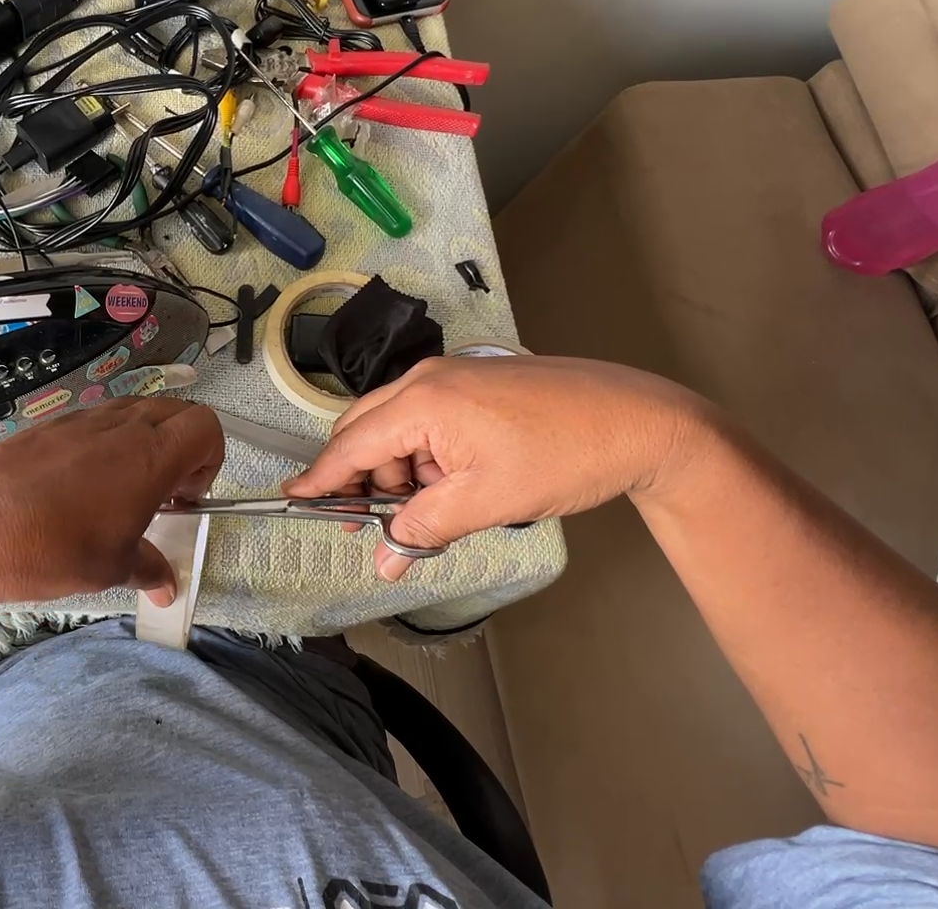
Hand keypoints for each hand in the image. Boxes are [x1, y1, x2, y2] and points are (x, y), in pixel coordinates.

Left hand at [0, 397, 225, 609]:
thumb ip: (149, 569)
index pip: (206, 426)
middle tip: (162, 494)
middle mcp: (121, 426)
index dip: (209, 459)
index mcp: (150, 455)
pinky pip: (94, 421)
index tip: (186, 498)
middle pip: (174, 412)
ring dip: (144, 442)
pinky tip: (78, 487)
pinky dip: (105, 443)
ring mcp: (81, 419)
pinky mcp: (48, 425)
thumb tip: (167, 588)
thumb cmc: (54, 550)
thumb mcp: (111, 568)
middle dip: (182, 447)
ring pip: (134, 412)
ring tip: (121, 491)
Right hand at [284, 356, 716, 579]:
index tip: (292, 498)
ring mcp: (451, 377)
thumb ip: (423, 529)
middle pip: (365, 430)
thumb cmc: (564, 456)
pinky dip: (423, 455)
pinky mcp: (473, 383)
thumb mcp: (485, 501)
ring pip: (395, 427)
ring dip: (397, 470)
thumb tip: (384, 561)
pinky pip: (425, 420)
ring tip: (426, 509)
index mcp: (422, 401)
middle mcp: (426, 380)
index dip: (320, 478)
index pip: (352, 445)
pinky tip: (449, 483)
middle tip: (364, 521)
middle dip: (360, 478)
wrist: (646, 420)